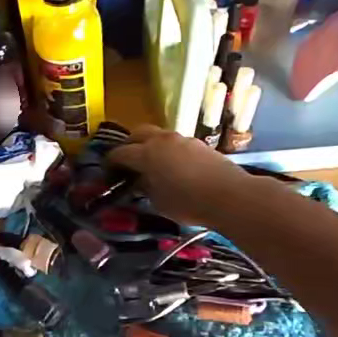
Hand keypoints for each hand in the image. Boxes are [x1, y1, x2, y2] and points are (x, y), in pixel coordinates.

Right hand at [106, 124, 260, 225]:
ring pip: (159, 135)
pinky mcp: (199, 144)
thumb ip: (145, 187)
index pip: (121, 152)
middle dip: (129, 144)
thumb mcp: (158, 201)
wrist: (230, 196)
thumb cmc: (188, 203)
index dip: (111, 162)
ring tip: (150, 164)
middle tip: (127, 162)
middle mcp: (162, 140)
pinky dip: (167, 150)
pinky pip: (175, 143)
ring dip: (150, 145)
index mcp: (147, 153)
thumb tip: (140, 180)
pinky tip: (172, 167)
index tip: (108, 171)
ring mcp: (183, 139)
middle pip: (138, 133)